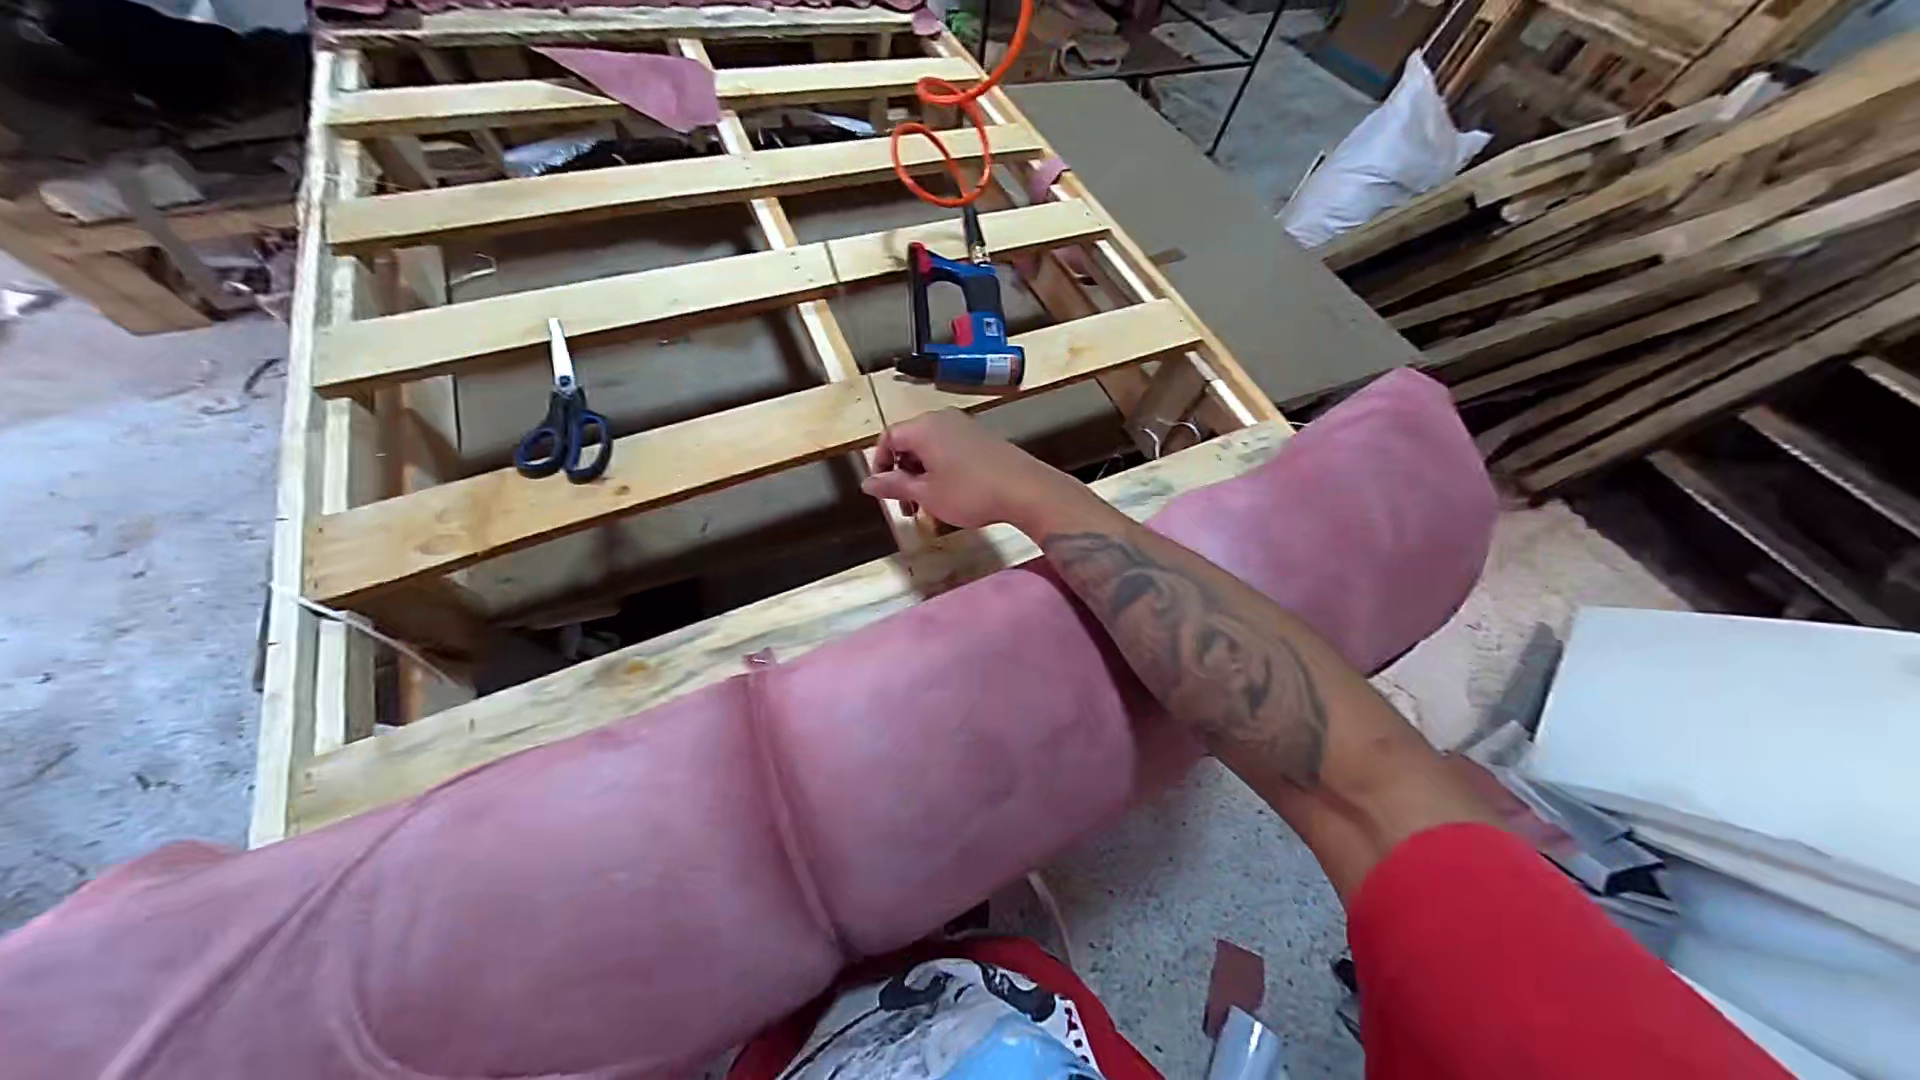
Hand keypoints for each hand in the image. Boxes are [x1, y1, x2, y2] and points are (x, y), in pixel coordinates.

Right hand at [861, 409, 1095, 532]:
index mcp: (924, 427)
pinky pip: (949, 449)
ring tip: (927, 504)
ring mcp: (965, 426)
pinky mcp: (982, 438)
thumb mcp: (926, 494)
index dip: (880, 464)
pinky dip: (941, 469)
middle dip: (902, 473)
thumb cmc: (969, 492)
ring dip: (921, 474)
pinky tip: (950, 494)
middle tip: (906, 505)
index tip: (883, 491)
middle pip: (909, 441)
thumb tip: (867, 483)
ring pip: (930, 447)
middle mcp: (942, 419)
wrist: (1026, 490)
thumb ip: (894, 486)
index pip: (888, 438)